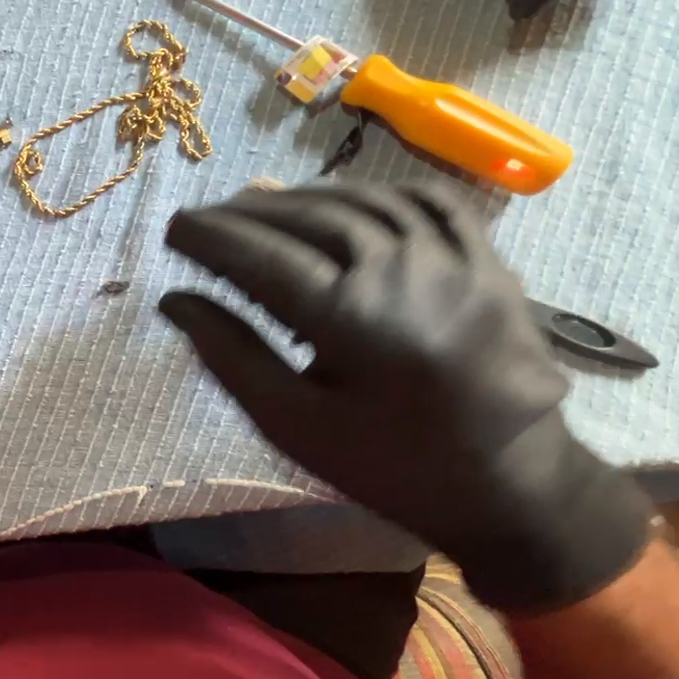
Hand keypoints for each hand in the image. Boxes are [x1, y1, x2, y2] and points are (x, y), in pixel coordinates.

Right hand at [158, 184, 651, 612]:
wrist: (508, 487)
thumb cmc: (383, 464)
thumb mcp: (289, 423)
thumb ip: (230, 354)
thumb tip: (174, 301)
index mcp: (349, 319)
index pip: (261, 257)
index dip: (210, 237)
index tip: (170, 228)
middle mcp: (403, 273)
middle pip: (310, 219)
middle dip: (246, 212)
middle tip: (204, 217)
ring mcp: (455, 260)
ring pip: (364, 202)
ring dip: (301, 198)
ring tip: (257, 206)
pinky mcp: (490, 262)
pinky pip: (431, 202)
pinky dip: (376, 192)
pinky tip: (344, 201)